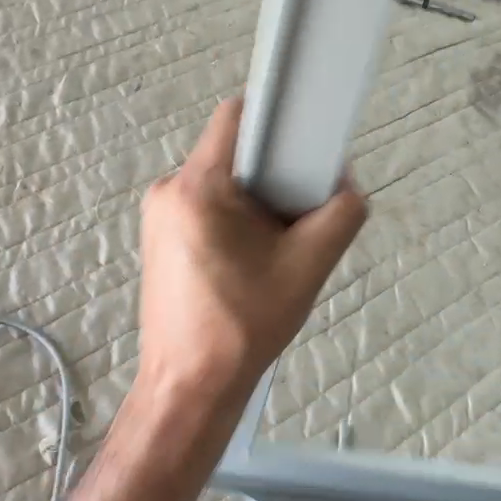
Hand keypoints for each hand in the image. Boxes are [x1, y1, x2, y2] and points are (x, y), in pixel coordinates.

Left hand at [137, 98, 366, 411]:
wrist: (190, 384)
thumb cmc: (243, 327)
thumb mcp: (308, 266)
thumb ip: (340, 213)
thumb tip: (343, 185)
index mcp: (198, 187)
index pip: (237, 116)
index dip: (276, 120)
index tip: (305, 144)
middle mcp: (168, 191)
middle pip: (230, 153)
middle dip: (270, 173)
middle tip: (297, 212)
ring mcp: (156, 216)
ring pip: (218, 182)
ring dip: (251, 202)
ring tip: (274, 246)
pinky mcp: (157, 239)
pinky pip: (201, 207)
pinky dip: (230, 220)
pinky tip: (250, 259)